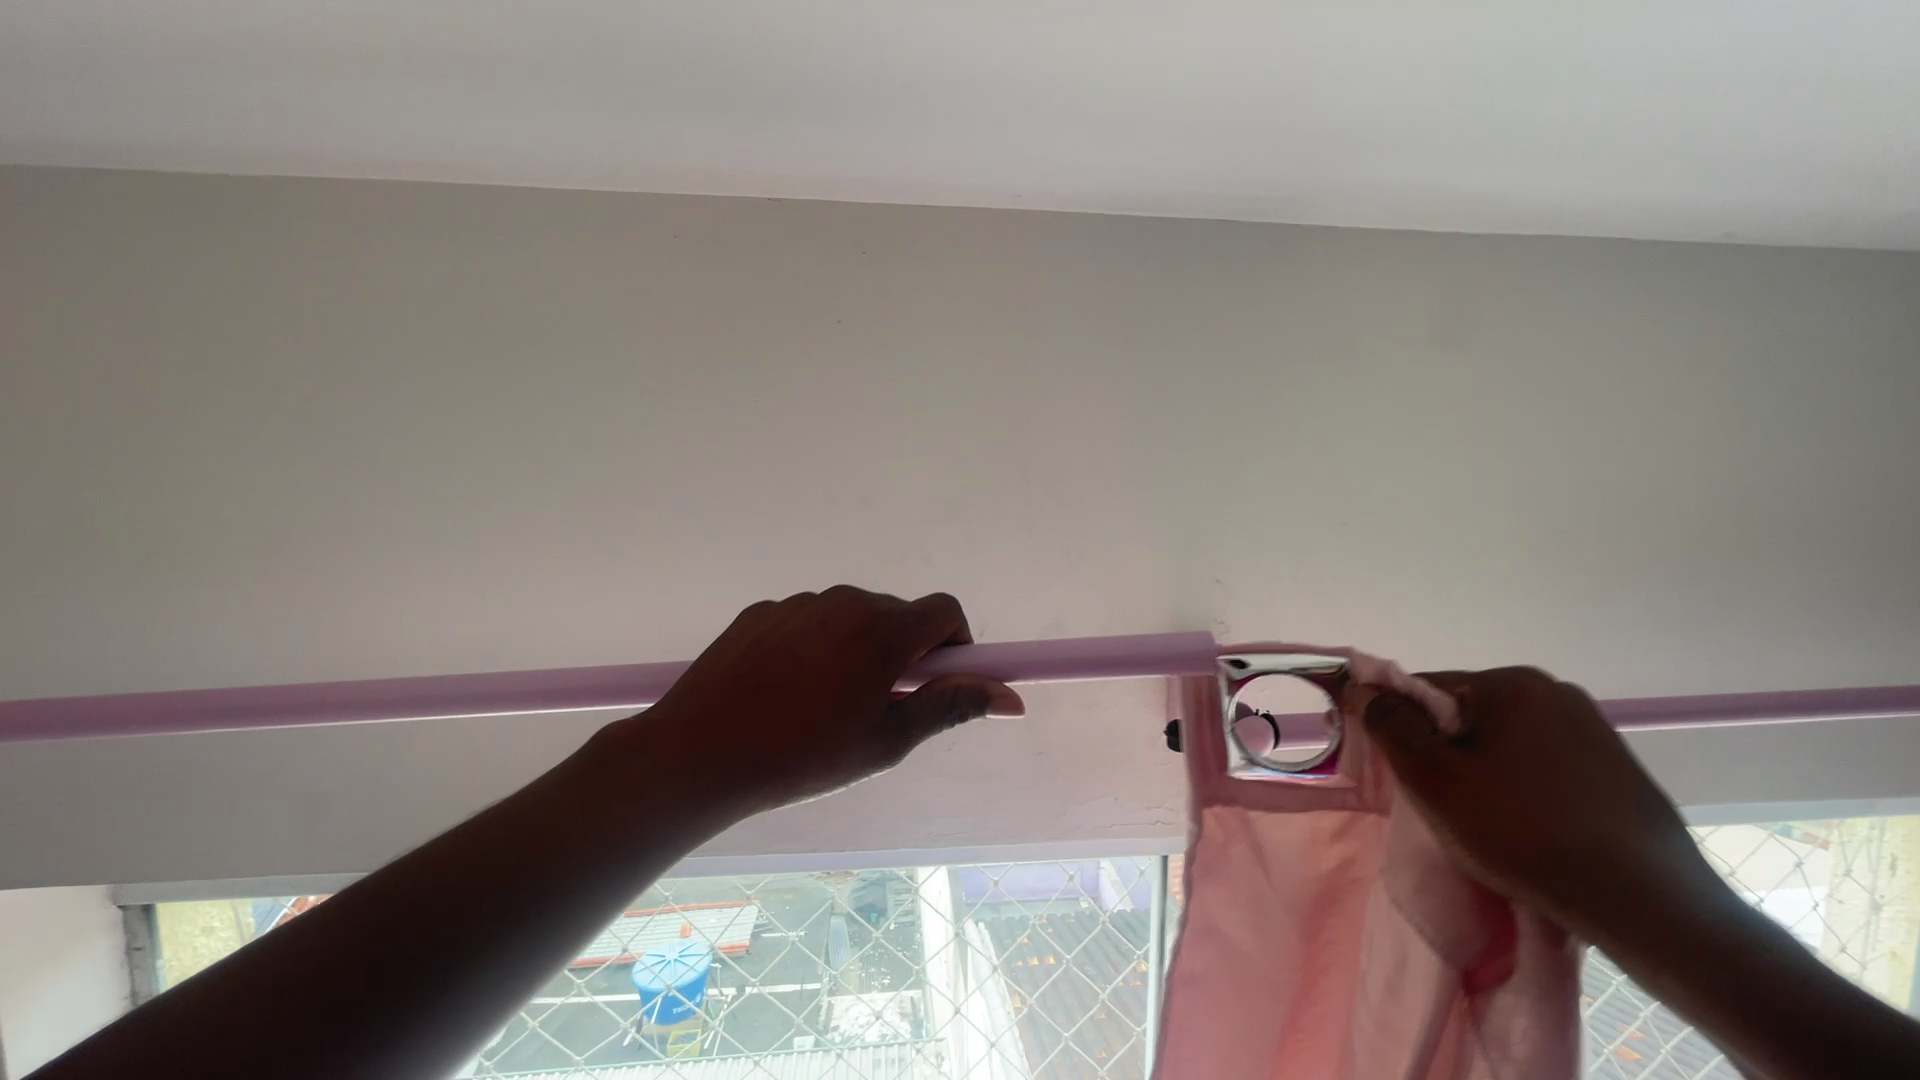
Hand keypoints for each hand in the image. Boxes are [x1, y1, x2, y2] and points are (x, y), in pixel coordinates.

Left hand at [616, 586, 1024, 817]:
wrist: (700, 753)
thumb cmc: (804, 756)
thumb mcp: (887, 742)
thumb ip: (949, 708)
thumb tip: (1009, 697)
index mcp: (883, 630)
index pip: (945, 610)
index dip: (955, 643)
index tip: (938, 680)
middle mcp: (844, 601)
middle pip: (898, 613)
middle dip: (904, 650)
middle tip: (880, 704)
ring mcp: (798, 602)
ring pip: (851, 616)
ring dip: (858, 647)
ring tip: (827, 703)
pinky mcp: (762, 611)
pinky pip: (809, 620)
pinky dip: (816, 645)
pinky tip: (787, 690)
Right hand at [1363, 666, 1720, 943]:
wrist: (1646, 902)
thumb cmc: (1522, 831)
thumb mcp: (1434, 778)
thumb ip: (1389, 724)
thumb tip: (1361, 686)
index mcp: (1510, 683)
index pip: (1424, 690)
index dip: (1399, 728)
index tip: (1397, 773)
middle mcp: (1554, 691)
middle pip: (1464, 714)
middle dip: (1443, 752)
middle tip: (1441, 804)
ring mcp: (1592, 728)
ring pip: (1502, 741)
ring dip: (1481, 771)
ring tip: (1486, 822)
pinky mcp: (1614, 767)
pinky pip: (1541, 764)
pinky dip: (1520, 787)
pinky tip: (1527, 827)